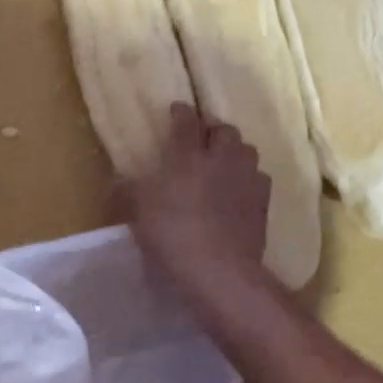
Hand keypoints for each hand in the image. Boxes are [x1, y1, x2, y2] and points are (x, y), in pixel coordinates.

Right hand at [127, 103, 271, 290]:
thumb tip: (118, 178)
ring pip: (247, 150)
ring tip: (223, 163)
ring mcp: (246, 179)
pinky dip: (248, 177)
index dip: (180, 113)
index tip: (176, 110)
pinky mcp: (263, 202)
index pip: (186, 122)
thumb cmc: (172, 237)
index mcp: (187, 156)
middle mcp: (221, 159)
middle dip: (213, 130)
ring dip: (234, 151)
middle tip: (201, 141)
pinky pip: (259, 178)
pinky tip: (239, 190)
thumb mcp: (138, 214)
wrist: (221, 272)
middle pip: (224, 130)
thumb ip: (128, 191)